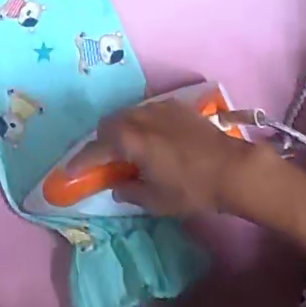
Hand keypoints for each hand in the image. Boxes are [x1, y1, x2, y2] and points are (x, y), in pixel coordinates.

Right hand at [94, 94, 286, 216]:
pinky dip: (142, 123)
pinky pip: (147, 112)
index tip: (71, 171)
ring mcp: (156, 108)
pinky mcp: (174, 106)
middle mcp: (136, 117)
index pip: (95, 150)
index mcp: (127, 140)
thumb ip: (130, 192)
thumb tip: (118, 187)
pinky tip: (154, 137)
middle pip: (107, 125)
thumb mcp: (157, 201)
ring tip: (130, 147)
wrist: (234, 169)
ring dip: (121, 129)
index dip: (81, 162)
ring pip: (126, 115)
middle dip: (102, 141)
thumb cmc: (192, 188)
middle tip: (106, 160)